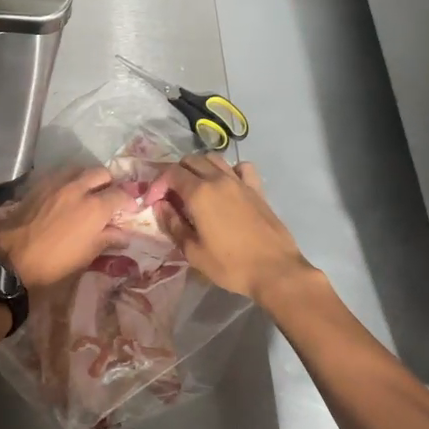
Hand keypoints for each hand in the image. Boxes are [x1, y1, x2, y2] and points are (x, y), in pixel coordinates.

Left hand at [0, 166, 133, 289]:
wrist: (13, 259)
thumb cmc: (55, 263)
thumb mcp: (86, 255)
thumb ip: (107, 239)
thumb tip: (123, 234)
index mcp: (94, 207)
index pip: (120, 195)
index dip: (129, 201)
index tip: (130, 209)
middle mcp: (78, 188)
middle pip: (101, 173)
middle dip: (109, 183)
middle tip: (109, 198)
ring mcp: (57, 183)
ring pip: (80, 169)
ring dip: (88, 178)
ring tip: (88, 193)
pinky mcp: (40, 184)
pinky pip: (61, 174)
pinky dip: (69, 180)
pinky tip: (66, 194)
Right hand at [156, 154, 316, 306]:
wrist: (275, 270)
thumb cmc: (231, 265)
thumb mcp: (194, 252)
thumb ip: (173, 225)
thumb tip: (160, 206)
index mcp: (199, 193)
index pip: (171, 173)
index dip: (158, 184)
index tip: (153, 201)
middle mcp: (218, 179)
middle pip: (190, 160)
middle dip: (176, 173)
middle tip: (172, 195)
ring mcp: (239, 181)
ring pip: (213, 159)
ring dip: (199, 167)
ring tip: (195, 188)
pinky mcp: (257, 189)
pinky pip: (241, 168)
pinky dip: (230, 170)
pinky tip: (227, 185)